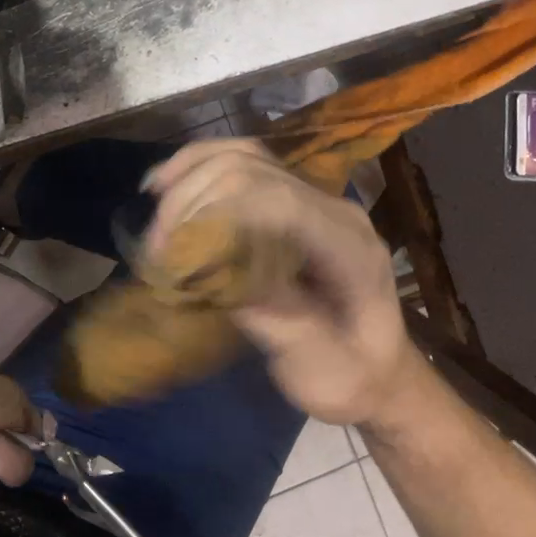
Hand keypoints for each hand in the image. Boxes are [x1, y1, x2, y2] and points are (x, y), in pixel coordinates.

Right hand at [145, 139, 425, 426]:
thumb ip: (280, 322)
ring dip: (189, 177)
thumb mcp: (323, 370)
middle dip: (192, 199)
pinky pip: (240, 163)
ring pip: (242, 156)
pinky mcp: (290, 200)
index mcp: (350, 249)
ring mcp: (313, 199)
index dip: (216, 212)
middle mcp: (334, 209)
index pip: (280, 201)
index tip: (172, 253)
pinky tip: (166, 186)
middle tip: (155, 248)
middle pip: (252, 170)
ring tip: (153, 210)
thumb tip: (215, 277)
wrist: (381, 375)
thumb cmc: (353, 380)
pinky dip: (197, 167)